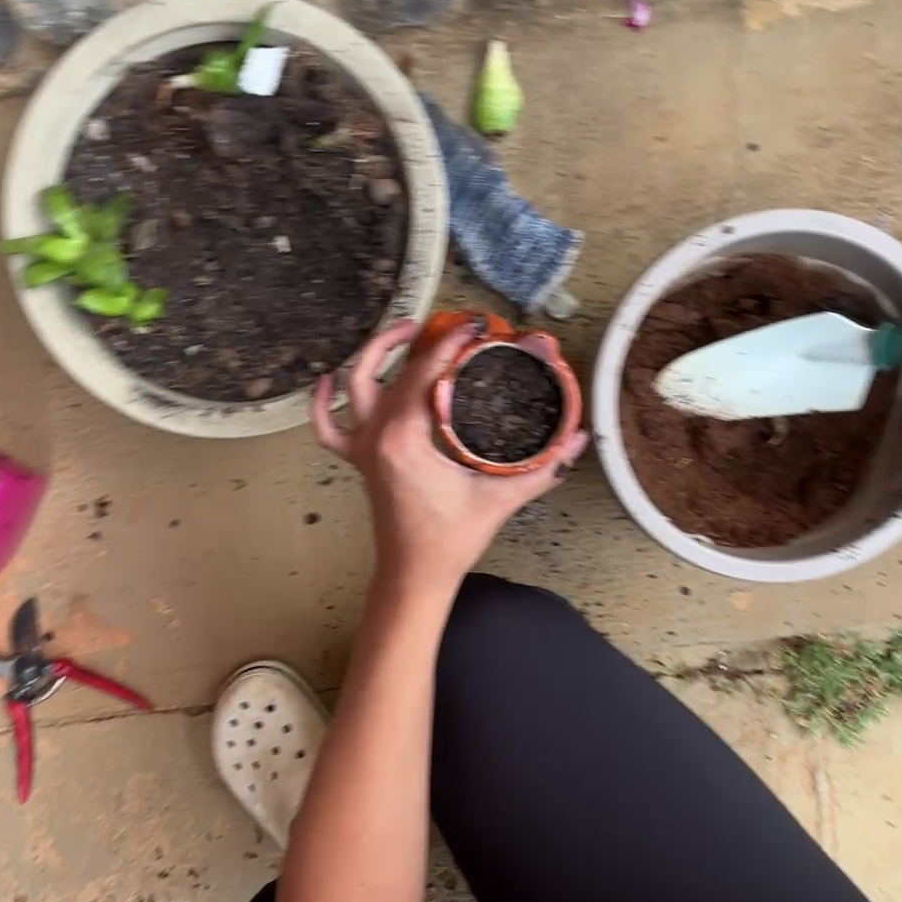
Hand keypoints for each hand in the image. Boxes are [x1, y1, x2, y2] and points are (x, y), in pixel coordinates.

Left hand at [312, 320, 588, 587]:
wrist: (414, 574)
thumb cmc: (449, 541)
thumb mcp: (499, 499)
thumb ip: (542, 468)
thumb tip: (578, 441)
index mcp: (405, 439)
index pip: (426, 374)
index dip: (451, 344)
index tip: (476, 327)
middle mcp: (377, 436)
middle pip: (396, 372)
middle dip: (424, 342)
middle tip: (453, 328)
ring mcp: (363, 448)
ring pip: (355, 386)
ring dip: (375, 353)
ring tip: (404, 331)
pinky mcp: (359, 461)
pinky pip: (329, 427)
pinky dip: (324, 403)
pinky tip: (328, 382)